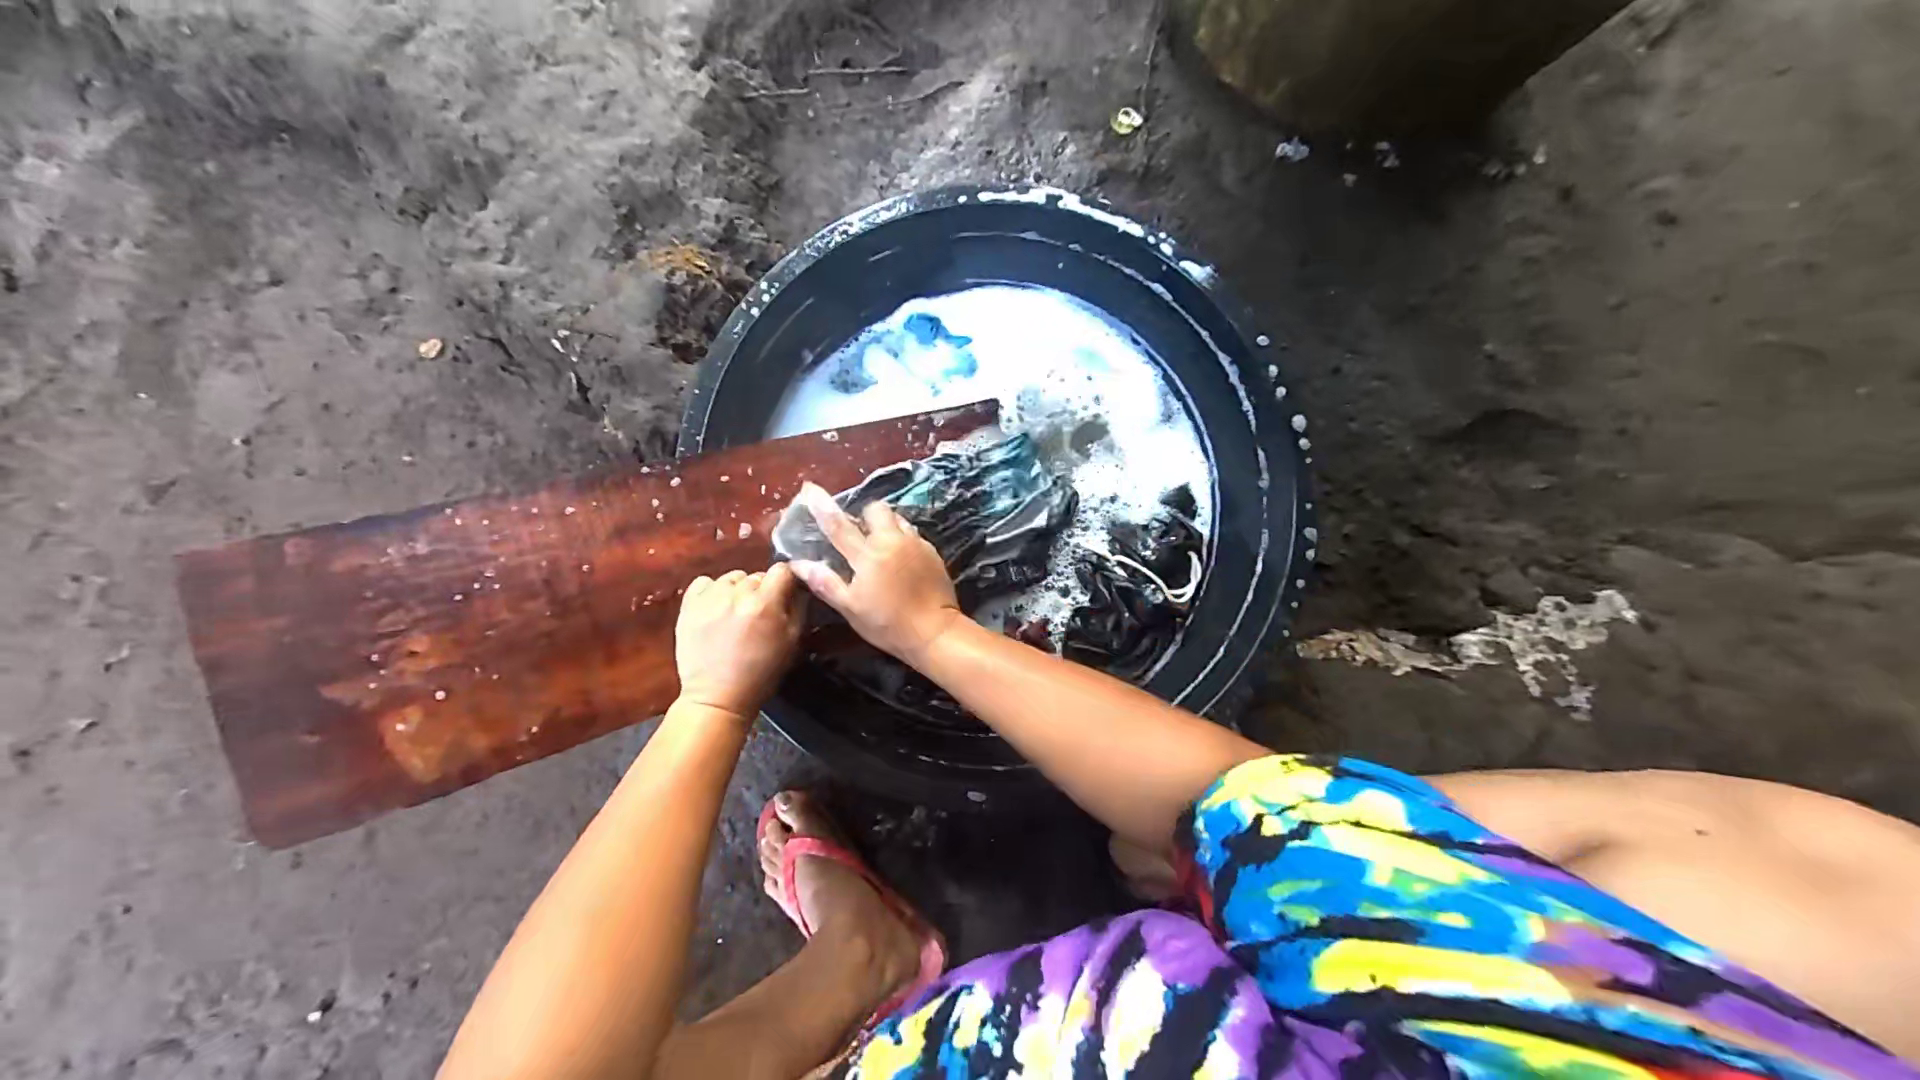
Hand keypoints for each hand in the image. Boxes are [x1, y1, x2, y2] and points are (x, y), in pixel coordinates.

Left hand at [674, 564, 805, 718]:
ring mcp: (710, 598)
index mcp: (766, 603)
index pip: (783, 570)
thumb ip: (798, 608)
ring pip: (732, 578)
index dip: (787, 581)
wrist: (717, 697)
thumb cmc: (761, 674)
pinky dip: (712, 592)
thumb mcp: (792, 642)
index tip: (785, 594)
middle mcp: (737, 594)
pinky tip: (716, 610)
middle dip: (762, 591)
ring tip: (735, 614)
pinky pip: (705, 583)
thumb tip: (799, 587)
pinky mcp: (689, 605)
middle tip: (760, 615)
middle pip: (757, 576)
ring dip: (737, 591)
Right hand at [787, 482, 963, 664]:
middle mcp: (892, 541)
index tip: (810, 489)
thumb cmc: (887, 624)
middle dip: (865, 515)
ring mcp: (915, 543)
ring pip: (897, 519)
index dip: (822, 506)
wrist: (935, 631)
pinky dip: (902, 539)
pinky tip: (900, 558)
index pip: (839, 524)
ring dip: (886, 525)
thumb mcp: (851, 607)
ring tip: (880, 545)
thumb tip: (798, 563)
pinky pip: (913, 534)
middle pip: (876, 509)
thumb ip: (825, 582)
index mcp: (867, 555)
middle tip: (859, 534)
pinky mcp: (932, 552)